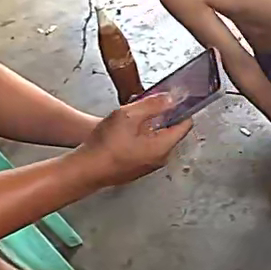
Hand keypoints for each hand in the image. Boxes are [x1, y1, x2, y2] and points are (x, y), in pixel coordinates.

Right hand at [78, 93, 193, 185]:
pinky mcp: (137, 168)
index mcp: (164, 146)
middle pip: (170, 131)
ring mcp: (149, 165)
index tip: (173, 100)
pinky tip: (122, 134)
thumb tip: (170, 99)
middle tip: (143, 109)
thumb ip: (153, 105)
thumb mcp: (129, 115)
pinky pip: (145, 148)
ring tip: (129, 121)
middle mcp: (160, 158)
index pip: (185, 124)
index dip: (181, 109)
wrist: (85, 170)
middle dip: (160, 117)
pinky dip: (139, 138)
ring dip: (147, 127)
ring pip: (156, 139)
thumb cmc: (105, 147)